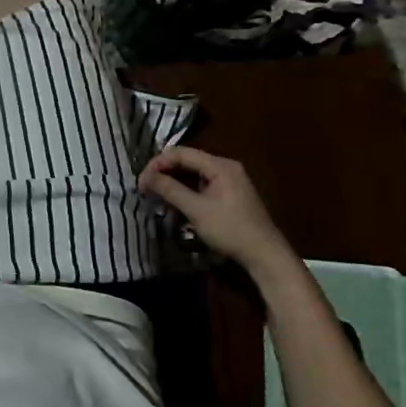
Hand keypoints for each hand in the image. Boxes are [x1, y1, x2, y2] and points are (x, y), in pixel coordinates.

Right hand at [138, 146, 295, 280]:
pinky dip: (186, 189)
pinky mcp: (229, 193)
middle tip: (145, 188)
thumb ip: (171, 190)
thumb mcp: (197, 210)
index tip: (141, 183)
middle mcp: (225, 166)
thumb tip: (146, 177)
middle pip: (187, 160)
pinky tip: (175, 201)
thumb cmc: (230, 230)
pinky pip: (202, 183)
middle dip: (164, 172)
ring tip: (155, 194)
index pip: (181, 153)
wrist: (264, 253)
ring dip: (173, 181)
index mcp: (220, 165)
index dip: (157, 164)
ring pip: (193, 173)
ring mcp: (229, 179)